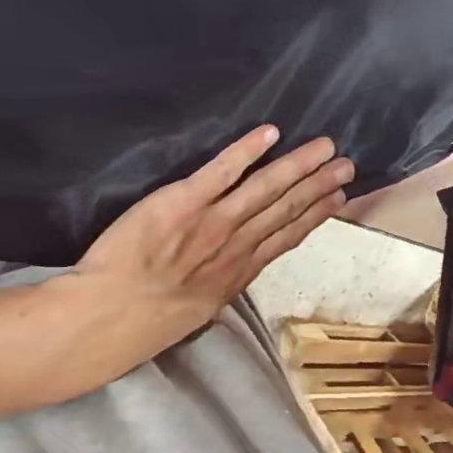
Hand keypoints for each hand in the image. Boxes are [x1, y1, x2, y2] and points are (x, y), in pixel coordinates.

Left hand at [79, 125, 352, 325]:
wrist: (106, 318)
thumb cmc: (143, 320)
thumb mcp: (197, 312)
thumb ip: (220, 285)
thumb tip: (236, 270)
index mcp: (238, 272)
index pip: (287, 236)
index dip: (315, 215)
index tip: (339, 199)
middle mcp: (235, 244)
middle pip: (286, 208)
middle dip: (319, 186)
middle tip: (346, 165)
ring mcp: (212, 221)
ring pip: (265, 188)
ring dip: (299, 166)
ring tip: (325, 148)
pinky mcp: (183, 201)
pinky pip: (221, 171)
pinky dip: (247, 150)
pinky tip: (270, 133)